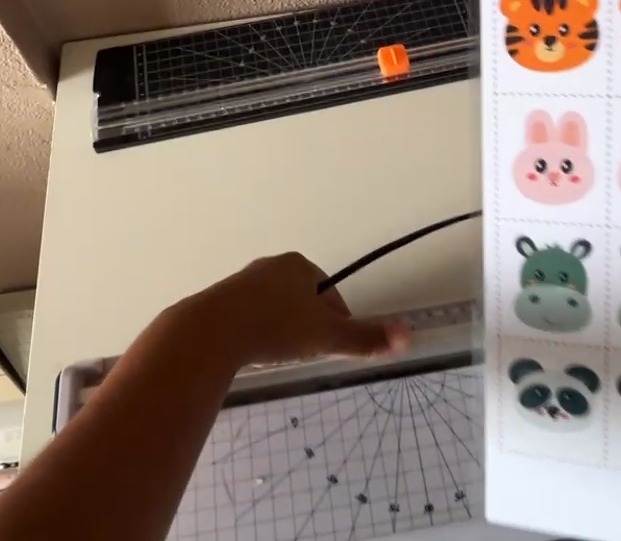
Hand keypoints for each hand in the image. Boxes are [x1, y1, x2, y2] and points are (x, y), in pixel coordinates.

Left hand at [171, 252, 409, 368]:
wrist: (212, 332)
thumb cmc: (276, 328)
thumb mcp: (326, 336)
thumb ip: (365, 338)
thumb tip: (408, 334)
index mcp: (300, 265)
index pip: (329, 295)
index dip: (334, 324)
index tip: (328, 350)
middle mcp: (272, 265)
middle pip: (301, 300)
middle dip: (306, 327)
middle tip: (303, 355)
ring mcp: (243, 280)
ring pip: (274, 308)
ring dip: (280, 330)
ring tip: (277, 356)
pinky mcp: (220, 299)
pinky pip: (248, 316)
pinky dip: (255, 333)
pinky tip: (251, 353)